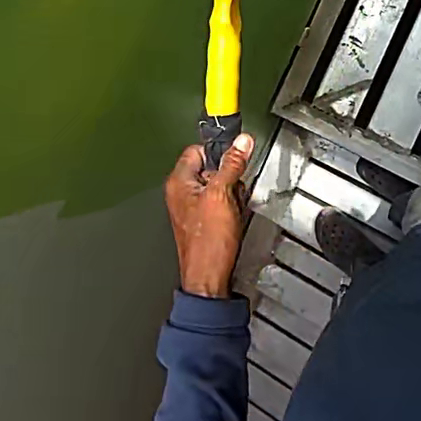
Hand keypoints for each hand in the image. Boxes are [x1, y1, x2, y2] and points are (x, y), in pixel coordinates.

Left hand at [164, 133, 253, 297]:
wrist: (210, 278)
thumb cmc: (208, 242)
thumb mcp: (223, 194)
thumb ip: (232, 165)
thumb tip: (241, 142)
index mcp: (179, 182)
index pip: (197, 149)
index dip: (217, 151)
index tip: (233, 155)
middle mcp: (182, 193)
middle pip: (210, 167)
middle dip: (228, 177)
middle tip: (233, 191)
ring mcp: (192, 207)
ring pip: (219, 186)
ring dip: (232, 194)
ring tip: (233, 209)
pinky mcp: (203, 220)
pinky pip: (221, 203)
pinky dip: (231, 208)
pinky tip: (233, 219)